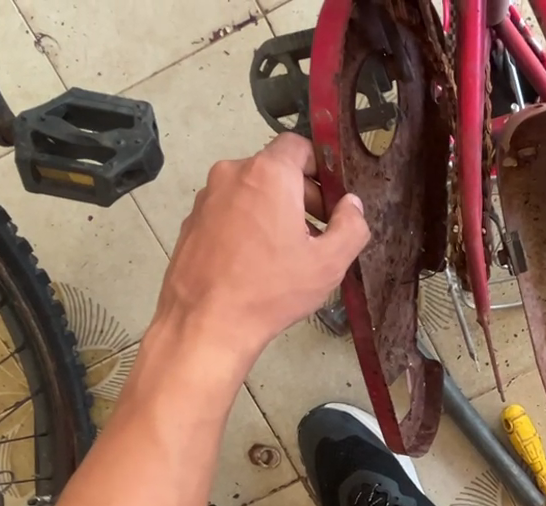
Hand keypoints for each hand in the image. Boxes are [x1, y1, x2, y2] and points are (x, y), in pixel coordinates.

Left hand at [147, 133, 368, 379]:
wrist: (208, 320)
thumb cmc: (273, 290)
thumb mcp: (329, 264)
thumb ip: (351, 228)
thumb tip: (353, 206)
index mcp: (270, 175)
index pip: (298, 146)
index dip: (320, 169)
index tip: (331, 202)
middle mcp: (233, 173)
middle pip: (275, 170)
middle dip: (301, 196)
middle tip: (317, 236)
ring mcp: (208, 196)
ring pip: (252, 192)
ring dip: (274, 212)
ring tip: (287, 255)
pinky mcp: (193, 220)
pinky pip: (230, 211)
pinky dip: (248, 226)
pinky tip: (257, 263)